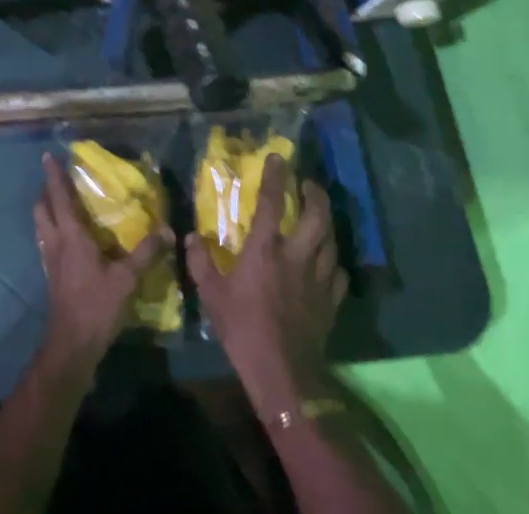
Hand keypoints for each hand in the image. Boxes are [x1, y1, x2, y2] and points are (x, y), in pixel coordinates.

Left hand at [34, 152, 166, 371]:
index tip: (48, 157)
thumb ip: (147, 253)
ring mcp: (51, 260)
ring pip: (42, 226)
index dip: (54, 176)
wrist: (73, 343)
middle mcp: (56, 243)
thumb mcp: (128, 278)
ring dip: (46, 210)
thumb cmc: (97, 305)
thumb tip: (168, 230)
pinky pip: (48, 242)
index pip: (60, 198)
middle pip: (42, 209)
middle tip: (55, 178)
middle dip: (46, 191)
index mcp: (71, 236)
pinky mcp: (52, 275)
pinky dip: (52, 230)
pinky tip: (65, 238)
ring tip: (58, 202)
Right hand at [185, 154, 347, 399]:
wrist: (282, 370)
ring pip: (331, 240)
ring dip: (327, 222)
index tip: (278, 157)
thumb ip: (199, 262)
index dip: (276, 177)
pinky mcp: (331, 300)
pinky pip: (338, 271)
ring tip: (320, 215)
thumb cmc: (241, 328)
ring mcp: (319, 278)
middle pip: (317, 215)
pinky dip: (333, 259)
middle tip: (309, 184)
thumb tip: (190, 237)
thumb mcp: (210, 295)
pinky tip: (328, 260)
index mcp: (265, 250)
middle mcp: (296, 256)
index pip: (273, 203)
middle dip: (316, 194)